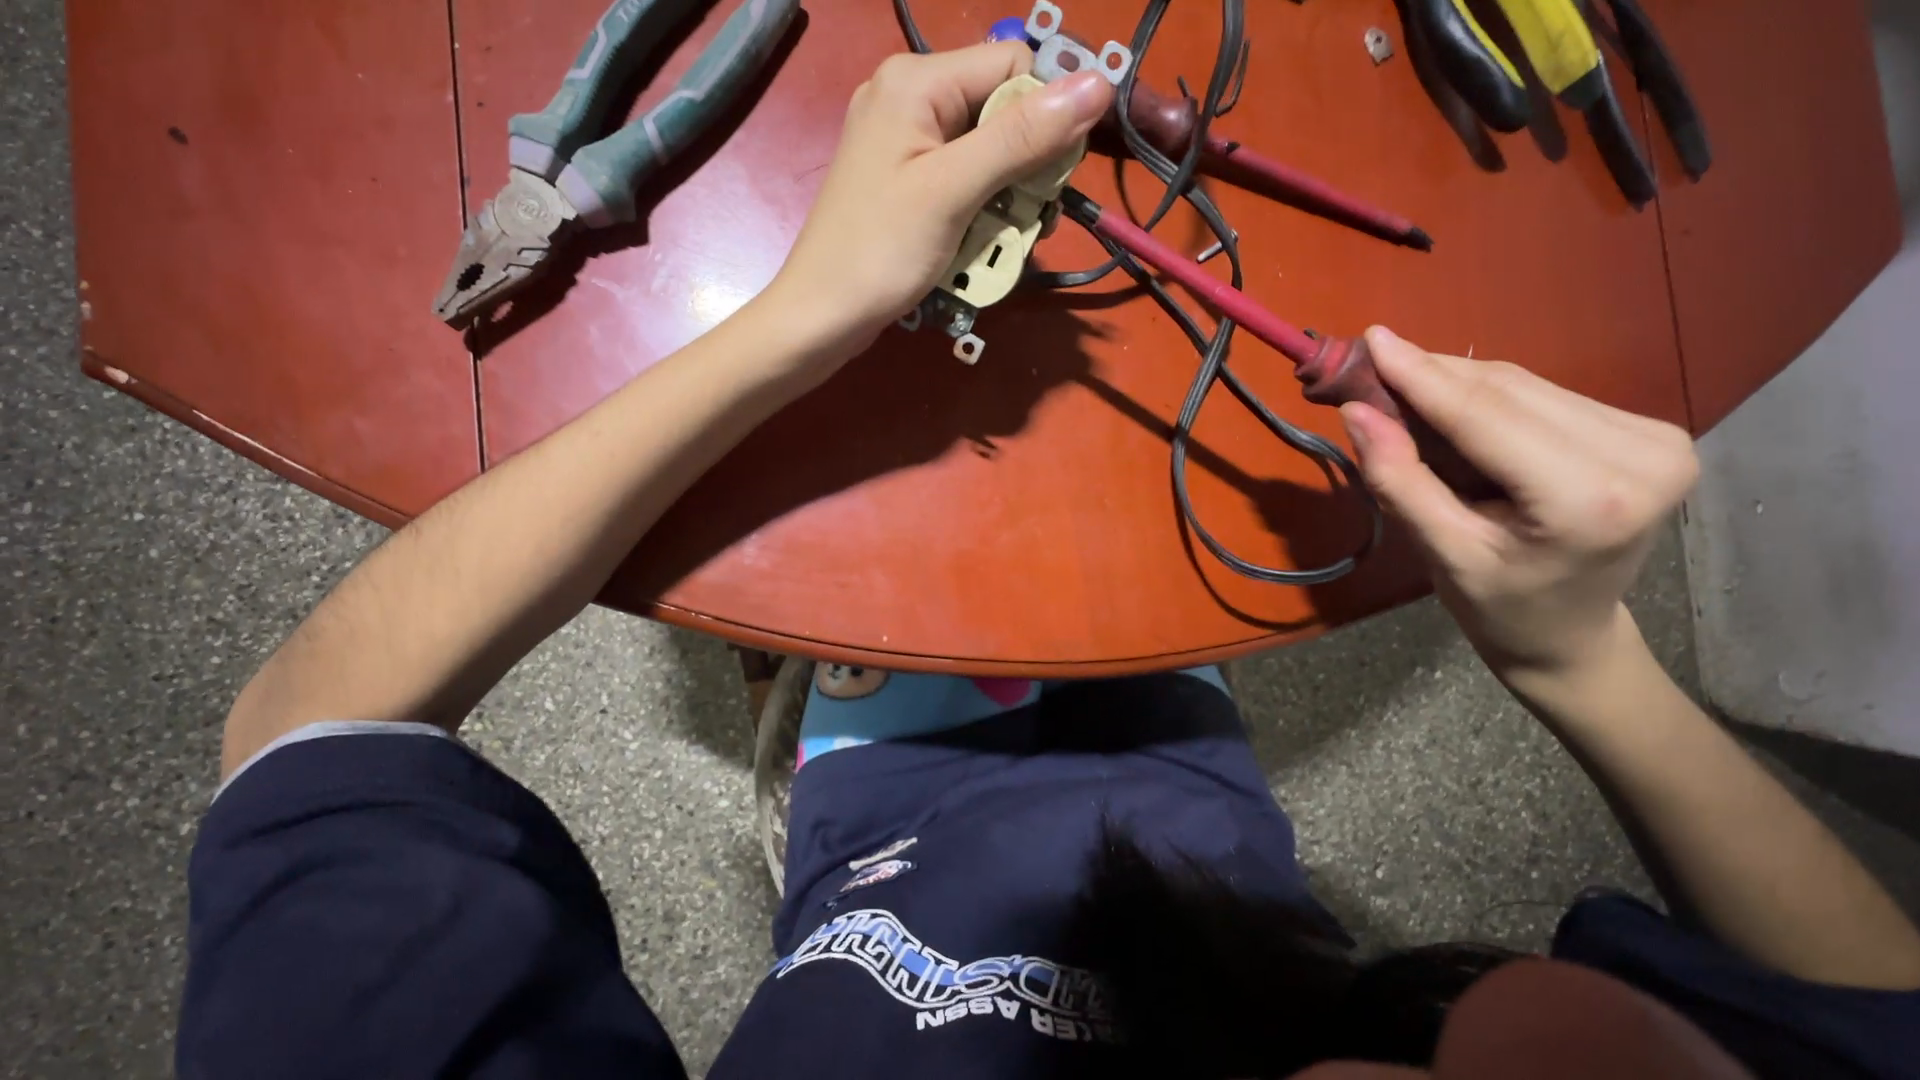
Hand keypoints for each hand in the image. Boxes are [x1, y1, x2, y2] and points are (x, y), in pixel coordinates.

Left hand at [764, 44, 1112, 362]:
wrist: (821, 317)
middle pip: (1004, 109)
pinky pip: (967, 179)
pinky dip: (985, 210)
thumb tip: (1098, 84)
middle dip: (1029, 166)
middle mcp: (910, 97)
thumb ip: (1024, 137)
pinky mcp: (907, 180)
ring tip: (1007, 240)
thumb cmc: (879, 252)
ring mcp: (906, 142)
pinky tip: (982, 244)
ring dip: (1011, 197)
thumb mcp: (955, 190)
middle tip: (1032, 218)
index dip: (1046, 114)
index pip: (1013, 66)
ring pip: (991, 151)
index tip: (1053, 176)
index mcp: (917, 80)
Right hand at [1339, 327, 1698, 682]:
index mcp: (1588, 500)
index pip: (1488, 418)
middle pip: (1510, 392)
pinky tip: (1456, 409)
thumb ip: (1400, 481)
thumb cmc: (1500, 607)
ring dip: (1458, 382)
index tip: (1371, 339)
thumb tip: (1356, 411)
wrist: (1573, 635)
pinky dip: (1491, 396)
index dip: (1422, 376)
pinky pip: (1547, 395)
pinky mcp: (1652, 431)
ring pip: (1527, 386)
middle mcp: (1641, 457)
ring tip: (1403, 391)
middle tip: (1370, 365)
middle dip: (1433, 376)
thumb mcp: (1442, 554)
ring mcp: (1656, 438)